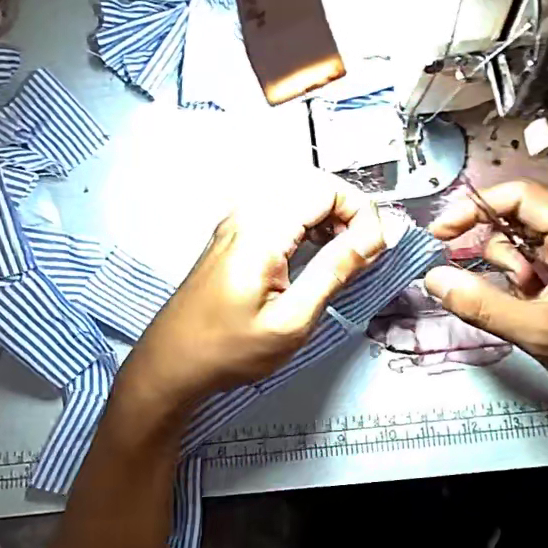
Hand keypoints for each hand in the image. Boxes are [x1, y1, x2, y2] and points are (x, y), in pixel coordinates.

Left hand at [122, 171, 385, 419]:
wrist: (172, 364)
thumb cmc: (227, 351)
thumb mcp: (292, 320)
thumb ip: (335, 272)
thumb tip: (374, 238)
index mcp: (260, 231)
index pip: (325, 189)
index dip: (361, 212)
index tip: (375, 248)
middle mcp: (247, 215)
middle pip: (314, 184)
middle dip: (349, 211)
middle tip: (365, 251)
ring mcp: (238, 222)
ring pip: (300, 194)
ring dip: (332, 216)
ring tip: (347, 255)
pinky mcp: (237, 235)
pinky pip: (283, 210)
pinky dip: (311, 223)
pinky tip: (320, 253)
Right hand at [423, 180, 547, 425]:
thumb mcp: (539, 331)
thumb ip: (481, 304)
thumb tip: (434, 279)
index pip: (520, 195)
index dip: (475, 208)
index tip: (442, 234)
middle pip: (520, 217)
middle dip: (495, 248)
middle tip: (481, 279)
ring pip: (526, 242)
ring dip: (511, 270)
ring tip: (524, 305)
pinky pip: (539, 264)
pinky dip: (524, 283)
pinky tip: (531, 310)